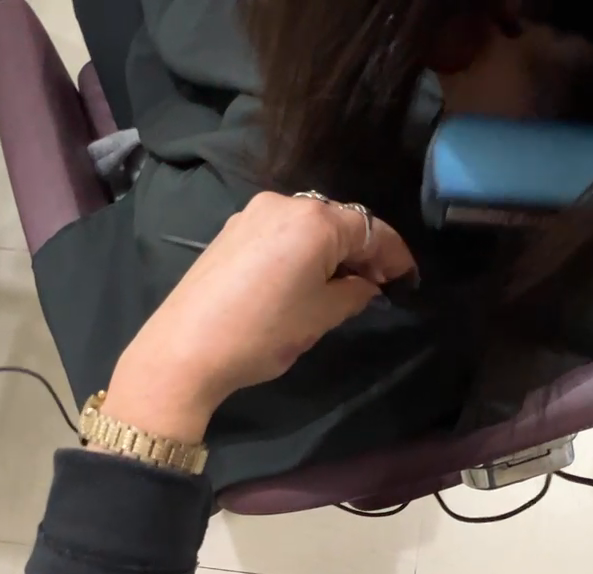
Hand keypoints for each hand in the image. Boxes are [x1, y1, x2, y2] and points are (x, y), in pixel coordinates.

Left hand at [98, 192, 417, 443]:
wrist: (185, 349)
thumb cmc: (262, 333)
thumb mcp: (320, 318)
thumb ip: (353, 294)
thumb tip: (367, 285)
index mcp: (315, 220)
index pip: (371, 229)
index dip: (395, 256)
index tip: (407, 280)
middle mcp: (284, 204)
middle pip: (338, 221)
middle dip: (361, 252)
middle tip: (375, 286)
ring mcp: (252, 216)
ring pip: (308, 227)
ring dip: (329, 252)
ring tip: (338, 287)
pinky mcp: (230, 233)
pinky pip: (280, 234)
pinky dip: (300, 252)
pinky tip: (302, 280)